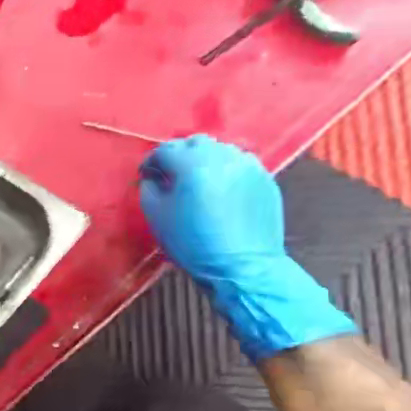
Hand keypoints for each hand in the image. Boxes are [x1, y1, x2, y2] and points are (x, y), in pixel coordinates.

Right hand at [139, 135, 355, 361]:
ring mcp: (248, 164)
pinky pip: (240, 163)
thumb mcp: (157, 217)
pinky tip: (222, 190)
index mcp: (192, 164)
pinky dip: (226, 170)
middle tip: (172, 176)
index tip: (146, 175)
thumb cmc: (193, 244)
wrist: (243, 267)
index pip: (165, 150)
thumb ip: (149, 189)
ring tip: (199, 182)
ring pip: (220, 150)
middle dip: (180, 155)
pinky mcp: (265, 177)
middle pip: (195, 142)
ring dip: (205, 160)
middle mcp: (222, 156)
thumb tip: (154, 177)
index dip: (151, 162)